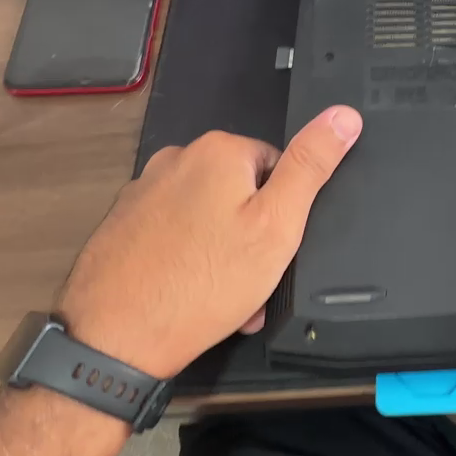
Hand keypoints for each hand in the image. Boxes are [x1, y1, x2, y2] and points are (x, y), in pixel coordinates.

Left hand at [55, 106, 363, 379]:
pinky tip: (193, 296)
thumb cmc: (202, 283)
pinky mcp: (123, 225)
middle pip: (239, 192)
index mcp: (218, 151)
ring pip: (207, 218)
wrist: (113, 340)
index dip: (284, 214)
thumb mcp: (278, 224)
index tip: (275, 252)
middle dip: (253, 236)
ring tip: (226, 300)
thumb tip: (342, 116)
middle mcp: (176, 160)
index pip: (277, 168)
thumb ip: (311, 165)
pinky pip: (175, 236)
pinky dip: (190, 260)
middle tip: (253, 282)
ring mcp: (143, 192)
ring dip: (224, 253)